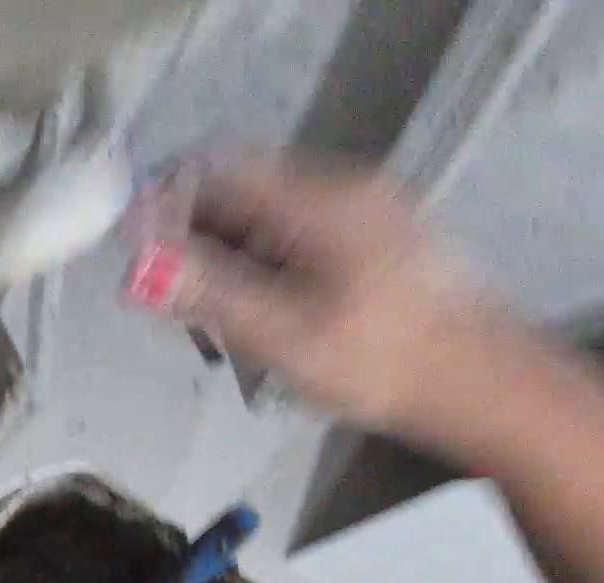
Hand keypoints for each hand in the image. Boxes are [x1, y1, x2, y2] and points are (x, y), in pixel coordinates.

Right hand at [123, 153, 533, 440]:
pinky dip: (242, 275)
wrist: (478, 388)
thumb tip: (134, 271)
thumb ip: (206, 294)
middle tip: (159, 299)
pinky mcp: (351, 246)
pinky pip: (274, 245)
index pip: (217, 171)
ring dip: (210, 266)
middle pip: (231, 198)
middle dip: (183, 243)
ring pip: (248, 226)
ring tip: (204, 324)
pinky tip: (240, 320)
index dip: (160, 201)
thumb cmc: (379, 362)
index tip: (125, 247)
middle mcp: (335, 196)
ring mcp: (347, 220)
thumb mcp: (281, 333)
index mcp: (321, 204)